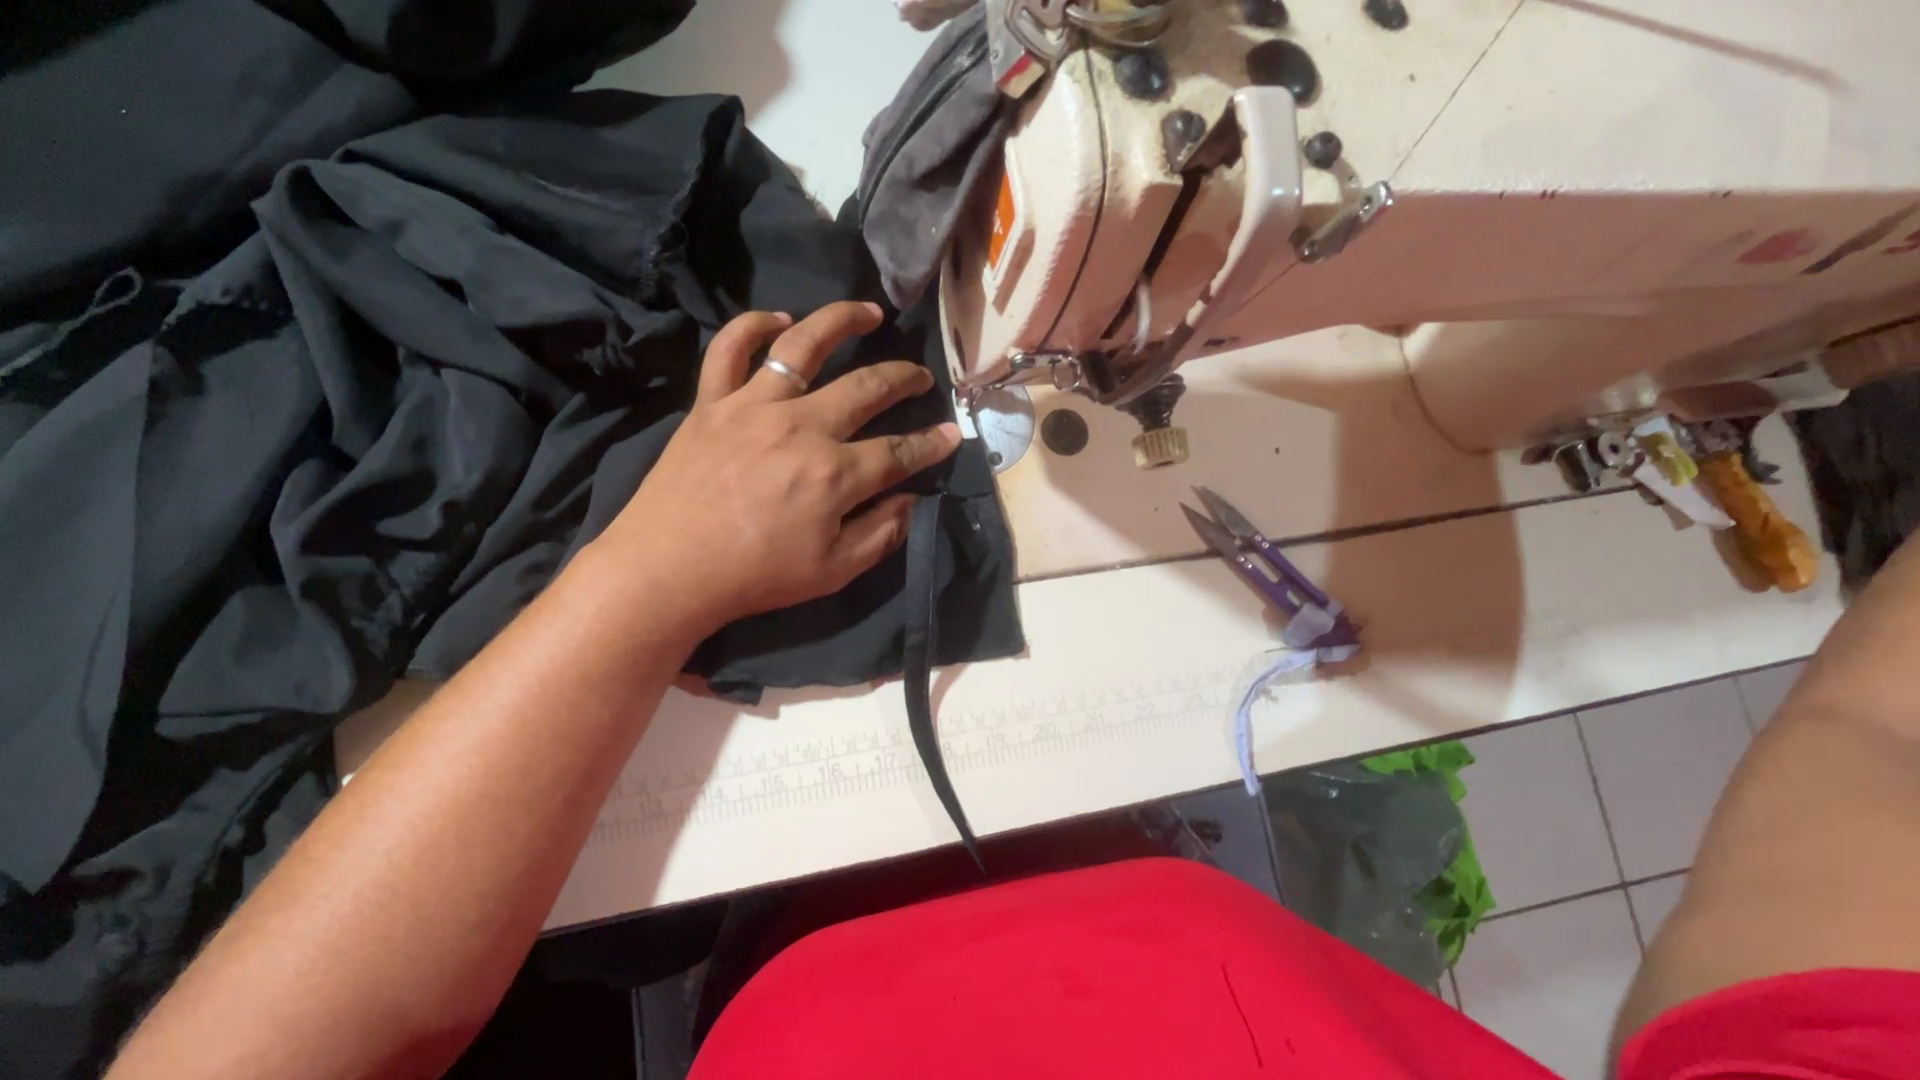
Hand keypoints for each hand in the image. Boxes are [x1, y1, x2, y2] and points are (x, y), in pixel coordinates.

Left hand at [590, 301, 961, 636]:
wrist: (668, 570)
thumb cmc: (755, 576)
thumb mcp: (834, 572)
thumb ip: (882, 534)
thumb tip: (912, 500)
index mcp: (835, 474)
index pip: (900, 450)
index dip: (932, 442)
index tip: (952, 433)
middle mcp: (801, 427)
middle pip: (867, 387)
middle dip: (904, 377)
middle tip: (921, 376)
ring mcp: (753, 406)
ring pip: (805, 346)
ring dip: (843, 321)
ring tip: (869, 312)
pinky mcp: (712, 402)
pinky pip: (730, 348)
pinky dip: (754, 325)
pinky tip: (779, 320)